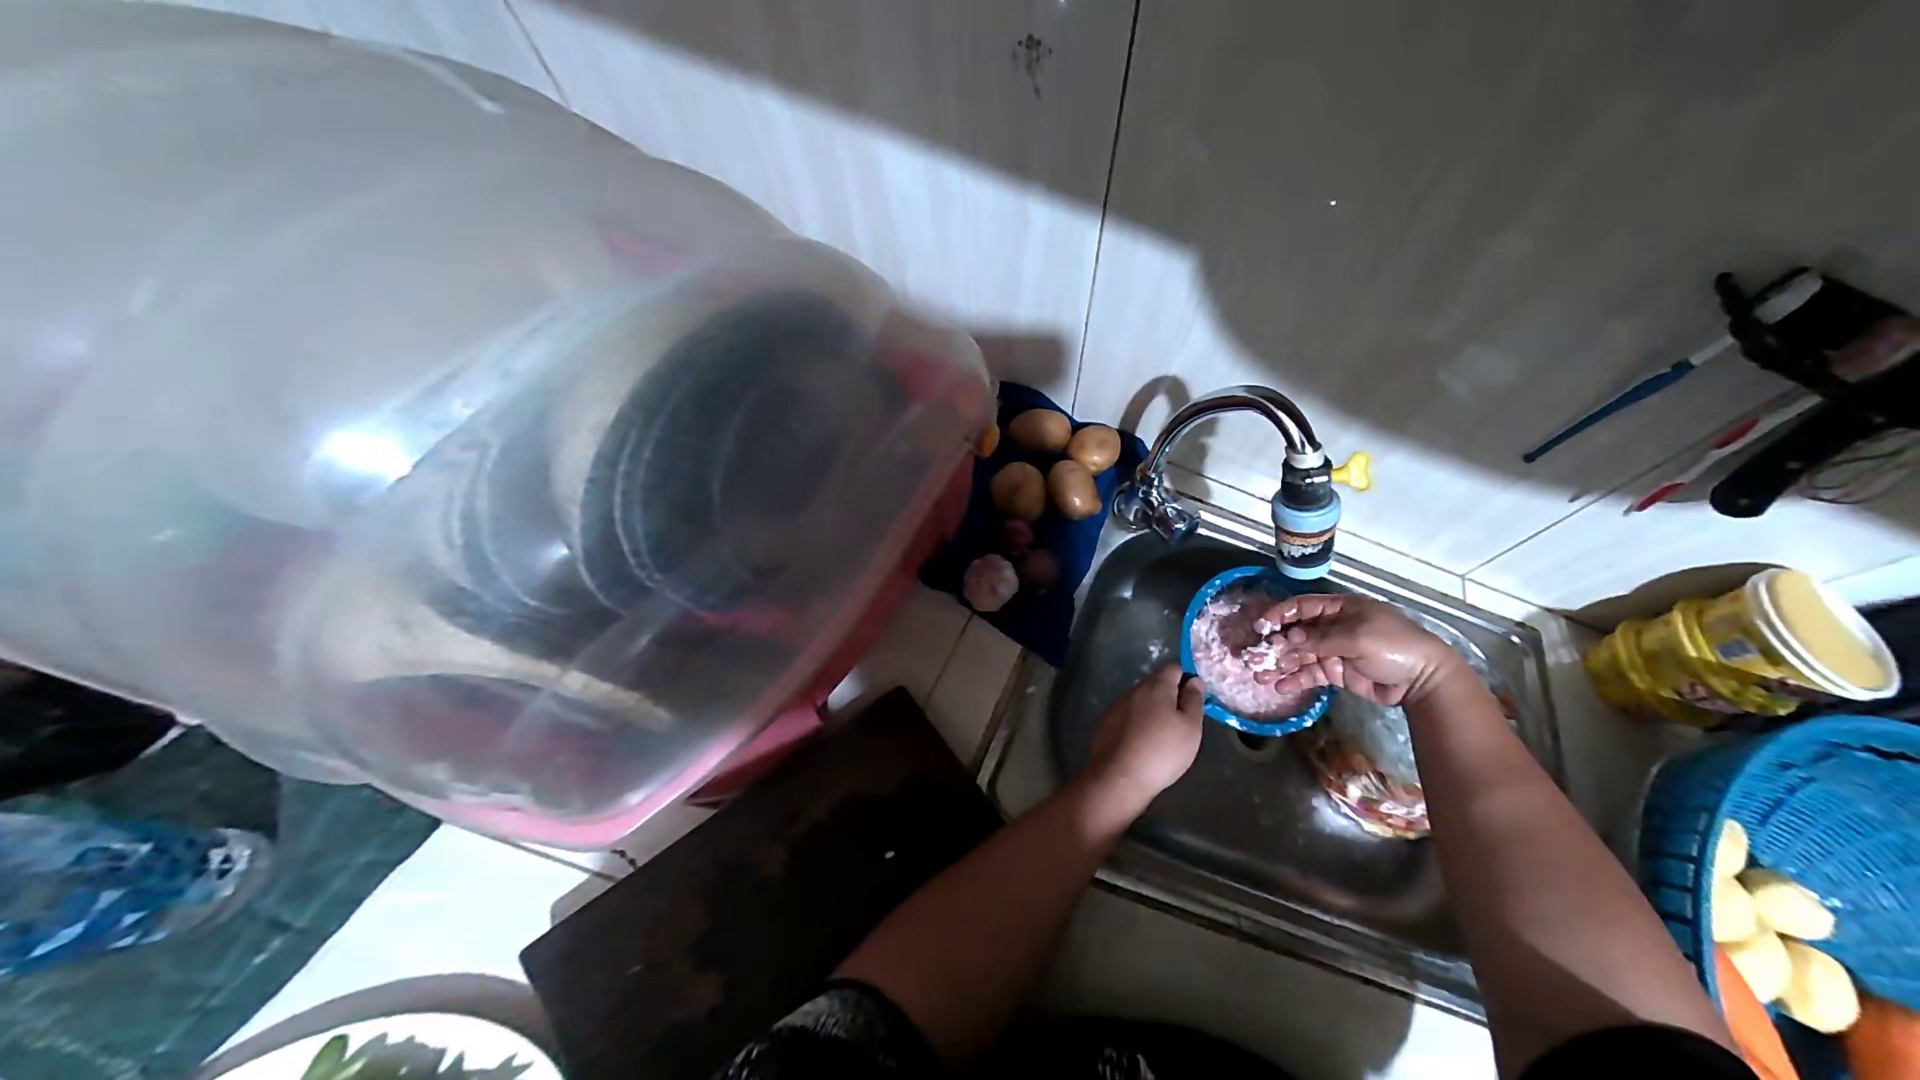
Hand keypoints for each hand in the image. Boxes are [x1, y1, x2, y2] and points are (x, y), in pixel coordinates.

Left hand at [1085, 665, 1204, 806]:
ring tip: (1162, 735)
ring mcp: (1117, 705)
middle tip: (1181, 722)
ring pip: (1141, 700)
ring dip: (1152, 710)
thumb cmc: (1162, 751)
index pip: (1174, 668)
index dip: (1186, 678)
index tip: (1194, 698)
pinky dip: (1137, 722)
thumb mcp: (1190, 728)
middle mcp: (1134, 690)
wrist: (1119, 776)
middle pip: (1156, 684)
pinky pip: (1127, 715)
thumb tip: (1195, 680)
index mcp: (1156, 686)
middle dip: (1169, 696)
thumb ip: (1194, 701)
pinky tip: (1141, 742)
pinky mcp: (1106, 721)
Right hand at [1251, 594, 1464, 705]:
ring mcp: (1334, 650)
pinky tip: (1280, 686)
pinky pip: (1310, 674)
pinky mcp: (1336, 672)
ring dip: (1279, 665)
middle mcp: (1333, 627)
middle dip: (1273, 645)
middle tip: (1253, 657)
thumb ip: (1321, 638)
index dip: (1280, 615)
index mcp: (1341, 609)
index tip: (1261, 626)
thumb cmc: (1395, 647)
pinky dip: (1295, 679)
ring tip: (1259, 676)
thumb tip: (1289, 639)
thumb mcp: (1358, 637)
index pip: (1302, 607)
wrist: (1424, 680)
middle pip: (1296, 633)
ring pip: (1299, 655)